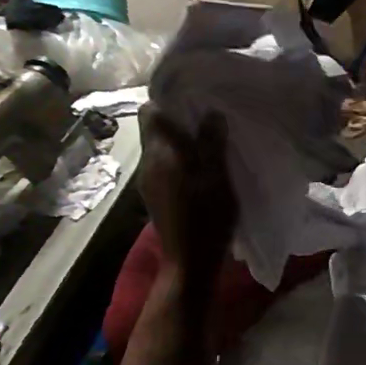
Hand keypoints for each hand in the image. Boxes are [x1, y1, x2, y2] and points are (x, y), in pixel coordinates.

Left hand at [139, 105, 236, 273]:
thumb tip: (211, 112)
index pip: (150, 112)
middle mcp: (148, 164)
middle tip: (208, 122)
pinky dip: (180, 163)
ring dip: (181, 145)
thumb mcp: (217, 178)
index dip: (169, 101)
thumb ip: (211, 143)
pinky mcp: (156, 198)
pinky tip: (200, 172)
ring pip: (161, 150)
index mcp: (160, 153)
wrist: (189, 263)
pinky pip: (165, 168)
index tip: (194, 101)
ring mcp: (149, 183)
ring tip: (208, 146)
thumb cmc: (207, 219)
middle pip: (155, 130)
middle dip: (178, 123)